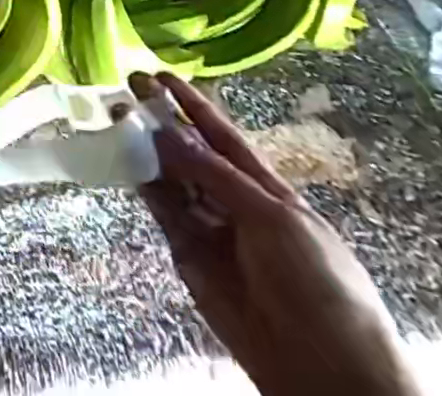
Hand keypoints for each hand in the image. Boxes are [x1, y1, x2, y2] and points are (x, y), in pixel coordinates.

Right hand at [132, 73, 418, 395]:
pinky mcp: (187, 253)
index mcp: (264, 186)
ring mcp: (208, 226)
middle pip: (190, 152)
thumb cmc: (317, 282)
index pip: (222, 134)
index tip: (161, 76)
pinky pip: (163, 212)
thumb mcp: (274, 219)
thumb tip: (167, 133)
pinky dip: (143, 186)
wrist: (324, 367)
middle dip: (161, 121)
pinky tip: (125, 160)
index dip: (193, 104)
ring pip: (171, 178)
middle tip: (127, 91)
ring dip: (146, 149)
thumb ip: (217, 176)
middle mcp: (232, 199)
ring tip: (117, 118)